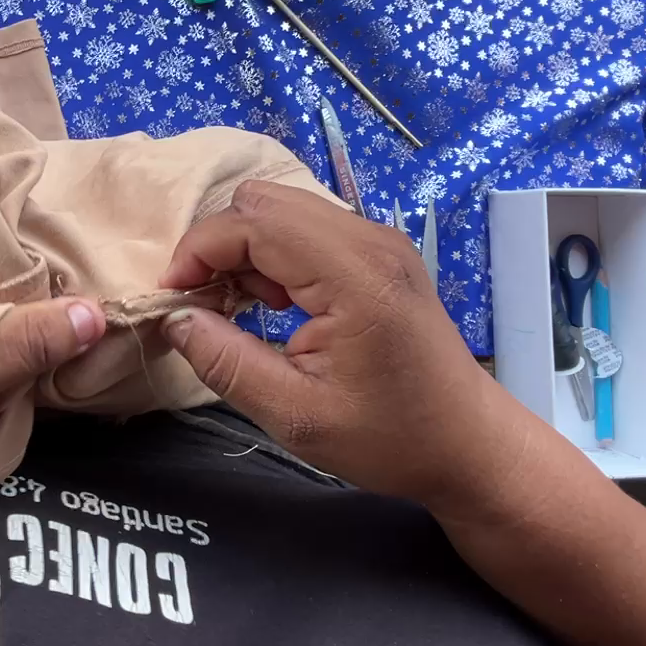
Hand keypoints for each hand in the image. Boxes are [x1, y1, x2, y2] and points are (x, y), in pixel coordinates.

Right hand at [158, 179, 545, 513]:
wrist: (472, 445)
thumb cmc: (392, 438)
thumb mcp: (295, 415)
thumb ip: (225, 363)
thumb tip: (175, 319)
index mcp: (354, 273)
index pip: (251, 222)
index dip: (198, 251)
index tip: (173, 297)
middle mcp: (367, 238)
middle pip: (261, 200)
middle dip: (216, 245)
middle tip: (205, 302)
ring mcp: (375, 238)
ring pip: (278, 207)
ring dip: (242, 248)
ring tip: (236, 306)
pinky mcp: (375, 249)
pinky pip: (302, 225)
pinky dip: (269, 253)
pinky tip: (273, 302)